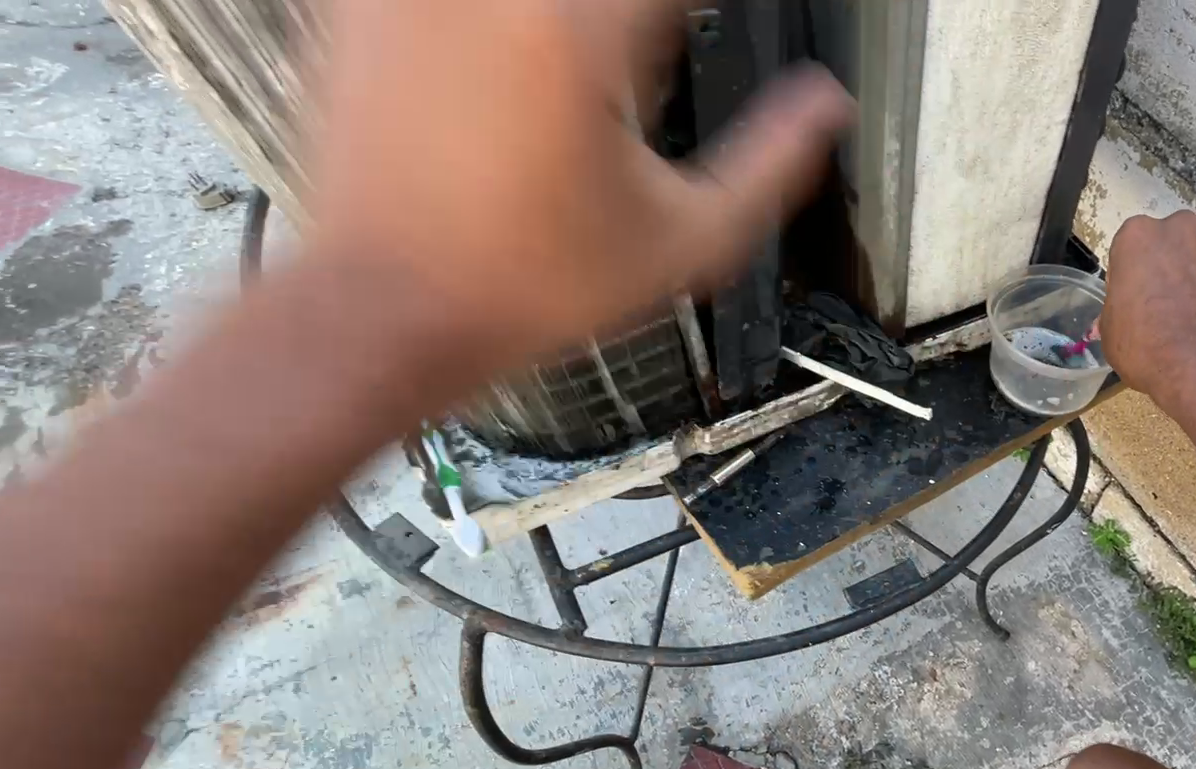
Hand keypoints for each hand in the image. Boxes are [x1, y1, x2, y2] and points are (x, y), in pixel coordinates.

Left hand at [304, 0, 852, 396]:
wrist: (389, 310)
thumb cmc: (539, 288)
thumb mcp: (687, 245)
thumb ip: (771, 165)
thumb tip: (827, 106)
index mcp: (579, 34)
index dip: (717, 8)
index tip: (732, 27)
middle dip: (660, 22)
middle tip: (680, 45)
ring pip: (550, 0)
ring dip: (600, 29)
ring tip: (613, 86)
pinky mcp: (368, 3)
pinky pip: (480, 4)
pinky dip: (527, 29)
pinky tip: (545, 73)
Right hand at [1101, 211, 1195, 420]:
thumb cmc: (1145, 345)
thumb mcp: (1112, 333)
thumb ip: (1116, 312)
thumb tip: (1117, 319)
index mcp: (1137, 236)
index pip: (1130, 249)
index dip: (1133, 277)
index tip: (1136, 300)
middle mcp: (1180, 226)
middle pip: (1171, 244)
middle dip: (1170, 267)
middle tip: (1168, 305)